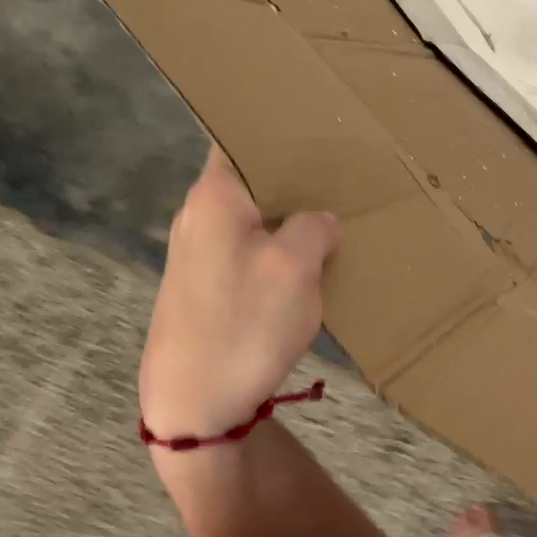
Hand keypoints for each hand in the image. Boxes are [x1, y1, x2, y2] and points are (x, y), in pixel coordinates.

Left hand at [139, 144, 338, 438]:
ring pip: (253, 220)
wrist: (192, 403)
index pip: (242, 139)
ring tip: (334, 225)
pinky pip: (249, 252)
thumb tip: (318, 220)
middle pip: (251, 180)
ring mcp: (198, 255)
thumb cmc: (244, 326)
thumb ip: (313, 228)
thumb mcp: (295, 269)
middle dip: (295, 181)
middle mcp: (198, 216)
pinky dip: (278, 252)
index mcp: (215, 197)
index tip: (323, 136)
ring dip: (289, 221)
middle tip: (344, 183)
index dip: (280, 133)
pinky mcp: (204, 289)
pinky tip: (307, 269)